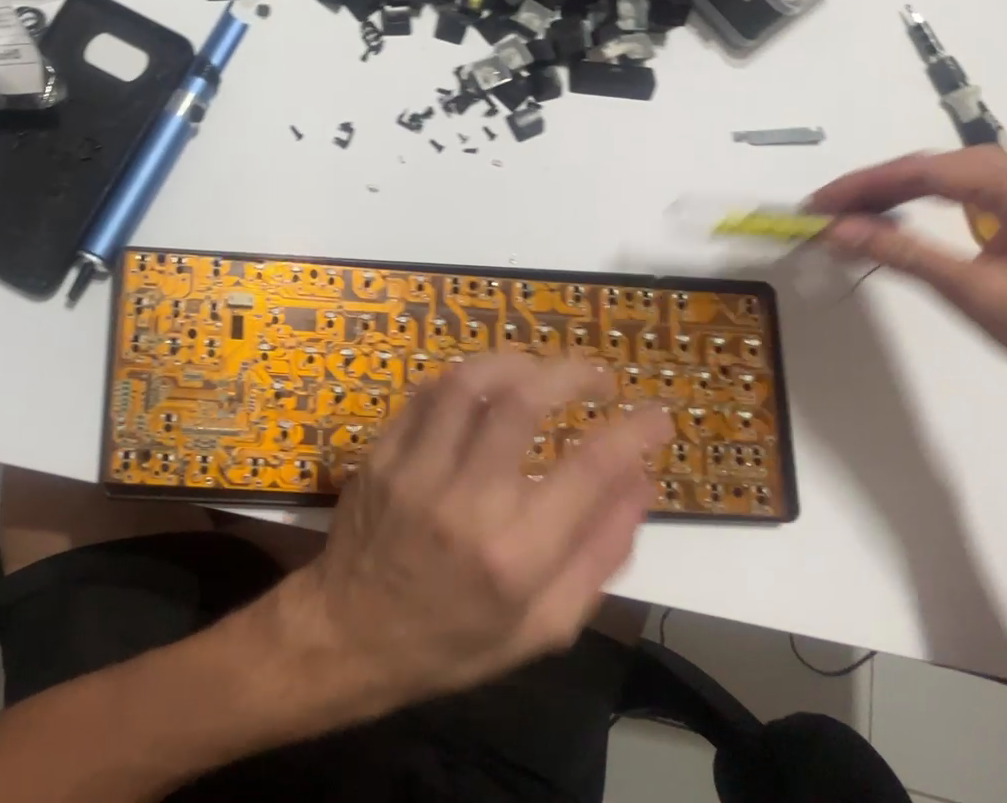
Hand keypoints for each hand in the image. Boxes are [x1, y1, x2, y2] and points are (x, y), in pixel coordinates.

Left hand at [274, 352, 666, 707]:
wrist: (350, 635)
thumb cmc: (454, 642)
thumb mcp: (544, 626)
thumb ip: (598, 554)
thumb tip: (641, 482)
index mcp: (514, 555)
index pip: (591, 467)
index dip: (634, 430)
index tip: (656, 417)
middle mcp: (464, 502)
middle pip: (523, 403)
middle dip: (572, 374)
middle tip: (598, 378)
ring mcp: (412, 472)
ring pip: (466, 384)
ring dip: (515, 365)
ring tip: (541, 374)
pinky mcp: (379, 457)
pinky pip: (425, 397)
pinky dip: (464, 383)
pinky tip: (486, 393)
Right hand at [808, 147, 1006, 405]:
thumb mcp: (977, 292)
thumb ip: (903, 254)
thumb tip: (838, 230)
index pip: (929, 170)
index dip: (864, 184)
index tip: (815, 205)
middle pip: (948, 167)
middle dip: (881, 185)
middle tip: (828, 210)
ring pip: (969, 181)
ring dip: (909, 193)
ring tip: (860, 216)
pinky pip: (988, 199)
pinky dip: (940, 206)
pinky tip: (918, 223)